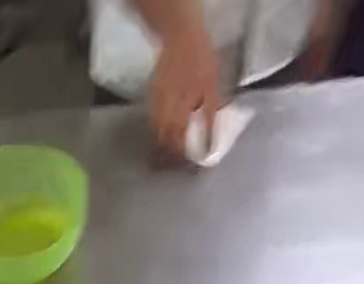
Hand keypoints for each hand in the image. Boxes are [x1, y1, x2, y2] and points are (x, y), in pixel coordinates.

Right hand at [149, 25, 222, 158]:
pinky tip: (167, 128)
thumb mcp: (212, 91)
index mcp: (178, 115)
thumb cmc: (201, 64)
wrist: (180, 38)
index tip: (186, 165)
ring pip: (156, 132)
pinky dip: (160, 128)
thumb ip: (209, 121)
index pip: (177, 145)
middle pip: (163, 142)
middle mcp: (163, 114)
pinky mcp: (151, 96)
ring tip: (172, 148)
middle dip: (170, 153)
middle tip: (178, 161)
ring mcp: (154, 105)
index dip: (180, 157)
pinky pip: (153, 119)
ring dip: (163, 142)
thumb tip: (210, 147)